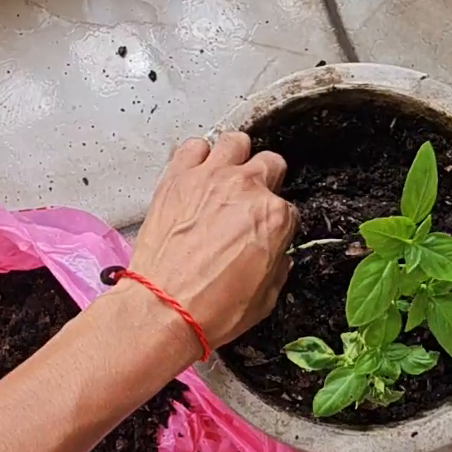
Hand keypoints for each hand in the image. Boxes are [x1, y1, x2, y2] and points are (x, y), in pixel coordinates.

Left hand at [127, 133, 296, 348]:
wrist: (163, 308)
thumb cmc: (210, 307)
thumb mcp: (265, 298)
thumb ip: (277, 267)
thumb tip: (275, 257)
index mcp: (274, 218)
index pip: (288, 207)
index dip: (276, 221)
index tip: (264, 230)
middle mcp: (246, 189)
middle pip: (269, 163)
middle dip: (265, 180)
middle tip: (250, 200)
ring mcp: (210, 178)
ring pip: (235, 142)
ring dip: (235, 158)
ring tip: (226, 177)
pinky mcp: (177, 177)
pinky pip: (193, 147)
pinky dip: (197, 156)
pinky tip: (196, 174)